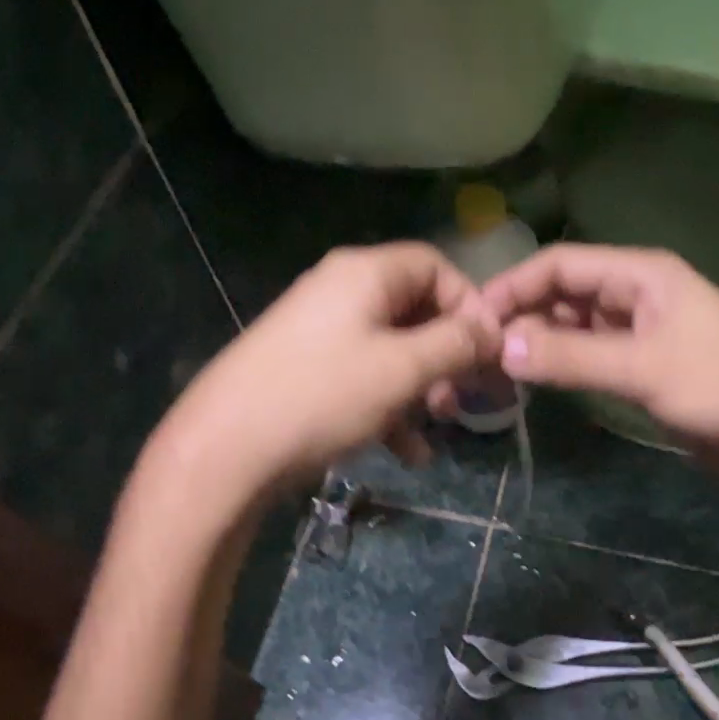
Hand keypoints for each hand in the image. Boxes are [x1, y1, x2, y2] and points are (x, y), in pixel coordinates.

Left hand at [144, 242, 501, 502]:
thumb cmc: (323, 396)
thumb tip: (492, 328)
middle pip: (414, 309)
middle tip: (464, 397)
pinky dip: (389, 407)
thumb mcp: (402, 369)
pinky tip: (408, 453)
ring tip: (436, 428)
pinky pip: (363, 377)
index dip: (470, 304)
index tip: (489, 351)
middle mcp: (341, 291)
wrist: (226, 447)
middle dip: (448, 354)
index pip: (435, 266)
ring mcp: (319, 331)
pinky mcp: (305, 370)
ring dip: (422, 386)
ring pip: (391, 349)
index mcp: (365, 274)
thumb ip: (455, 344)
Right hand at [480, 244, 718, 479]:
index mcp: (642, 273)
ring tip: (494, 367)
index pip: (560, 264)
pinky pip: (589, 355)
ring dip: (538, 341)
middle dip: (521, 315)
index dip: (513, 286)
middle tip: (476, 351)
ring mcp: (641, 331)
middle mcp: (637, 293)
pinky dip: (560, 364)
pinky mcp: (644, 366)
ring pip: (574, 325)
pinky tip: (533, 381)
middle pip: (564, 292)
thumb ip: (571, 357)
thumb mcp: (643, 369)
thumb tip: (500, 347)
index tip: (470, 320)